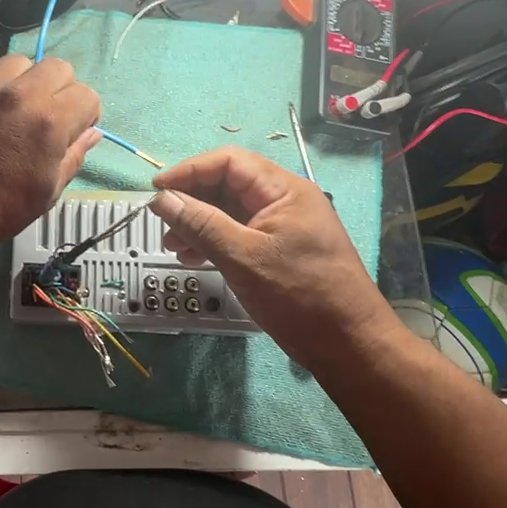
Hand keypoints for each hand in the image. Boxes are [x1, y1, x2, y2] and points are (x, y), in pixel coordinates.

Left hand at [0, 55, 101, 259]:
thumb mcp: (47, 192)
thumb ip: (73, 155)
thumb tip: (91, 133)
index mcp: (49, 121)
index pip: (87, 95)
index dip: (84, 114)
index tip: (71, 129)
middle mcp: (18, 94)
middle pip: (57, 67)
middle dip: (58, 90)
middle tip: (43, 115)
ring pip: (18, 63)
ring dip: (22, 82)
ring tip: (10, 110)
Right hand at [149, 146, 399, 370]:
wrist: (350, 346)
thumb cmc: (301, 296)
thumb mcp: (243, 257)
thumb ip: (201, 224)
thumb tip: (162, 198)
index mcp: (284, 190)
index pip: (228, 162)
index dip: (189, 171)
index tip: (157, 191)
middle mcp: (284, 200)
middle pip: (227, 184)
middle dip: (191, 200)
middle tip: (162, 224)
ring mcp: (282, 226)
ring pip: (229, 210)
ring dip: (198, 223)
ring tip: (174, 246)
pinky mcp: (278, 250)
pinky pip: (238, 233)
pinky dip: (213, 241)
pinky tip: (194, 258)